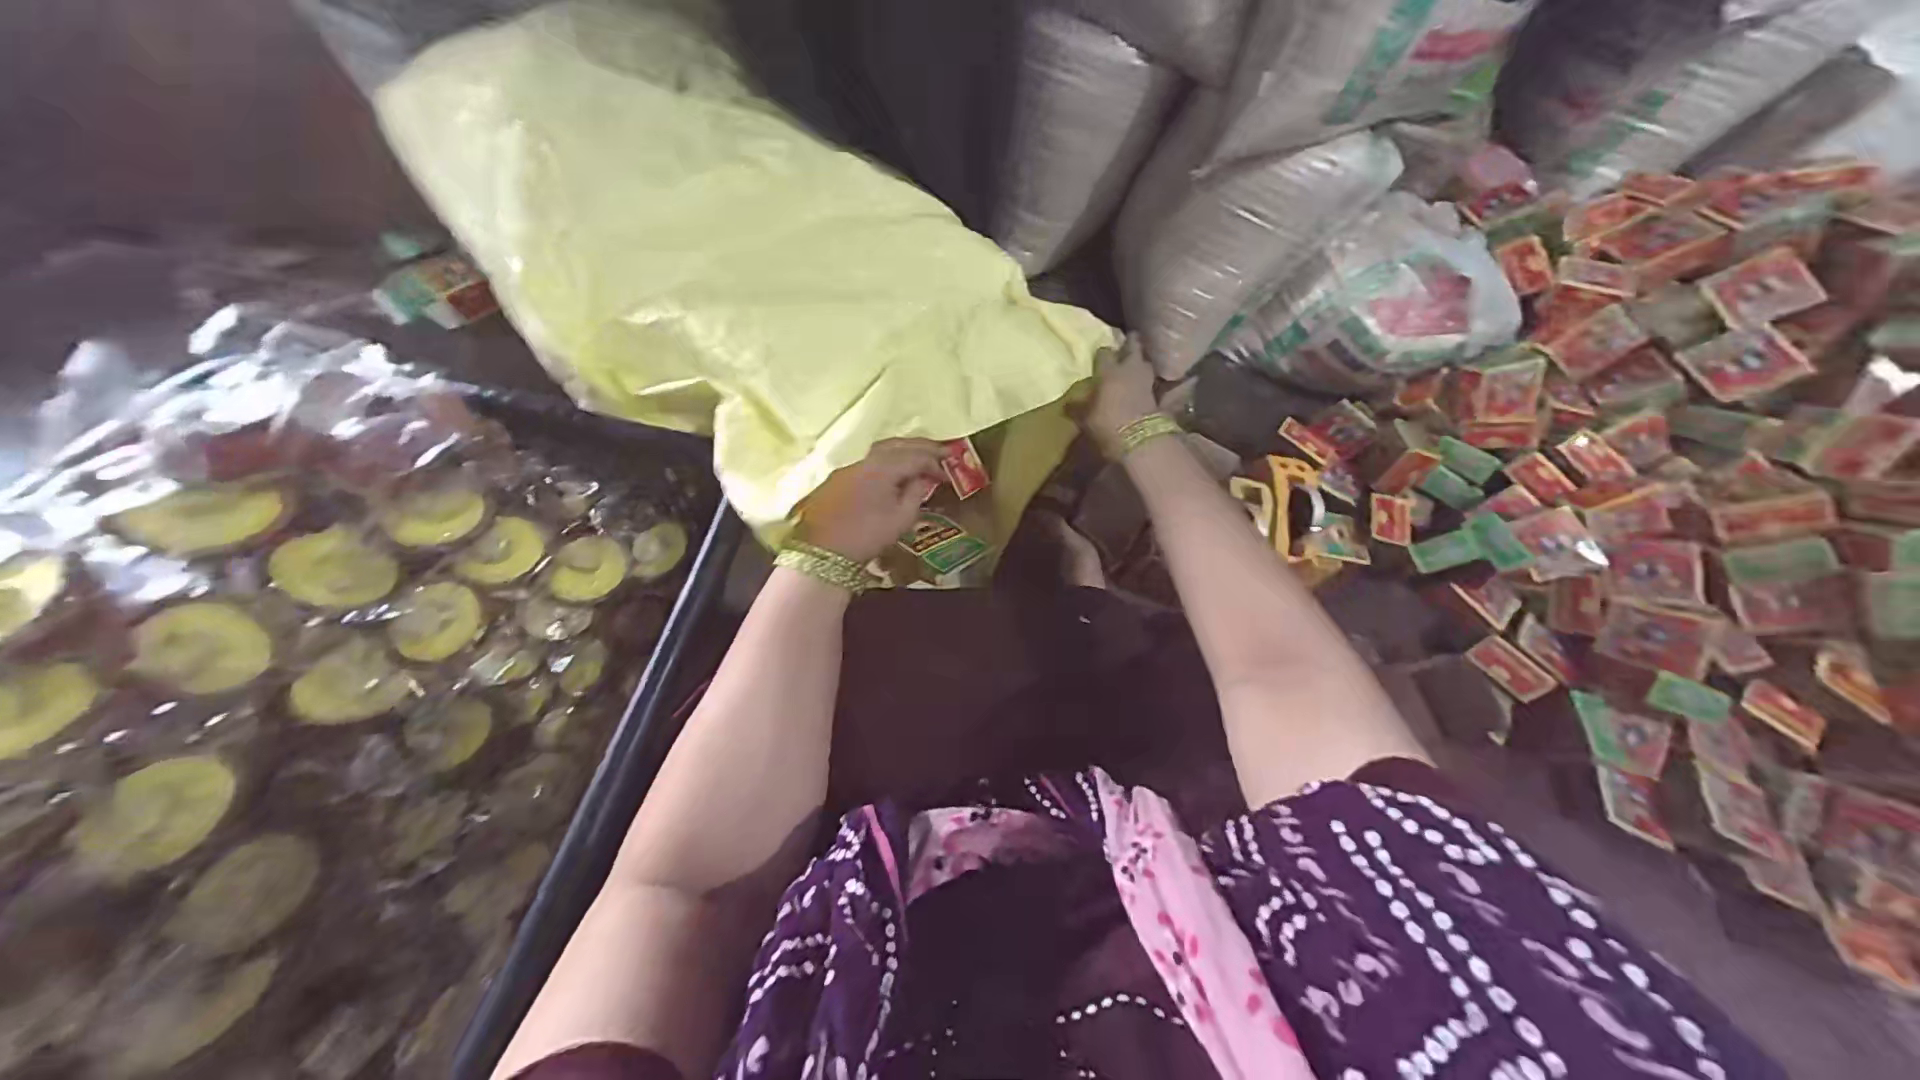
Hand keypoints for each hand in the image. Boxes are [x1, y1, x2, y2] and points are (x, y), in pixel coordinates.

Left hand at [796, 439, 944, 562]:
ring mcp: (849, 468)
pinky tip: (893, 473)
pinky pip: (869, 462)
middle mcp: (865, 460)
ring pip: (880, 450)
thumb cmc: (868, 536)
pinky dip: (886, 462)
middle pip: (897, 444)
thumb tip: (924, 478)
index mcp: (883, 467)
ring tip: (918, 460)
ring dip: (902, 452)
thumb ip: (916, 492)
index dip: (935, 463)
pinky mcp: (839, 479)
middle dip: (921, 447)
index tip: (949, 474)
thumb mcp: (901, 518)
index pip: (915, 456)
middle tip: (940, 454)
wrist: (824, 552)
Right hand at [1081, 339, 1157, 454]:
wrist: (1140, 439)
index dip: (1102, 352)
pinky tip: (1141, 382)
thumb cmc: (1107, 424)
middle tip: (1128, 340)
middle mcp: (1128, 369)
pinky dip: (1146, 379)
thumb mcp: (1086, 418)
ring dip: (1141, 360)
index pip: (1104, 352)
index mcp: (1108, 371)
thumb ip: (1077, 408)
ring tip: (1135, 362)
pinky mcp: (1156, 394)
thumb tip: (1067, 405)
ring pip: (1145, 362)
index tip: (1099, 354)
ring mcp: (1145, 380)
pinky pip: (1150, 380)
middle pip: (1133, 348)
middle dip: (1131, 342)